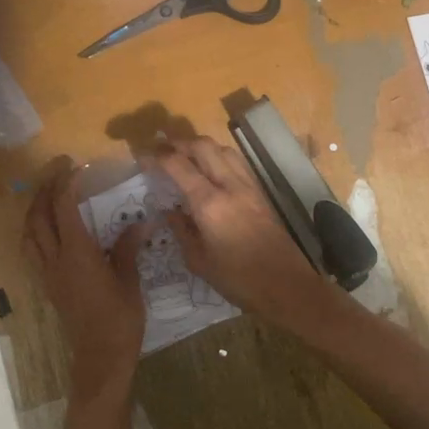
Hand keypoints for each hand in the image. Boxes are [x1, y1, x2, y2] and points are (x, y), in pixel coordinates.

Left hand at [22, 157, 146, 395]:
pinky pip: (31, 251)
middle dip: (44, 189)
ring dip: (34, 209)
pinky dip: (34, 231)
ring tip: (47, 196)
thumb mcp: (129, 281)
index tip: (77, 166)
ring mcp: (47, 273)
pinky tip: (46, 229)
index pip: (63, 207)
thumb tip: (140, 223)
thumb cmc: (120, 319)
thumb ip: (128, 249)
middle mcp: (55, 259)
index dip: (66, 183)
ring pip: (28, 233)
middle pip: (38, 215)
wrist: (100, 356)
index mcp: (77, 253)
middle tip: (58, 172)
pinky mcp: (47, 286)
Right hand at [150, 137, 342, 329]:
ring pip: (223, 149)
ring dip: (201, 146)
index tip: (142, 156)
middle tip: (161, 150)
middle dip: (179, 143)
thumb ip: (182, 232)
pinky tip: (211, 170)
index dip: (157, 157)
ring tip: (185, 156)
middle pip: (203, 146)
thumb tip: (171, 212)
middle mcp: (229, 186)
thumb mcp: (199, 261)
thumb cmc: (238, 279)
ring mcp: (248, 187)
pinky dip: (219, 157)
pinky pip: (237, 162)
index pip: (178, 165)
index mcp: (209, 204)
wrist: (286, 285)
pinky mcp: (260, 193)